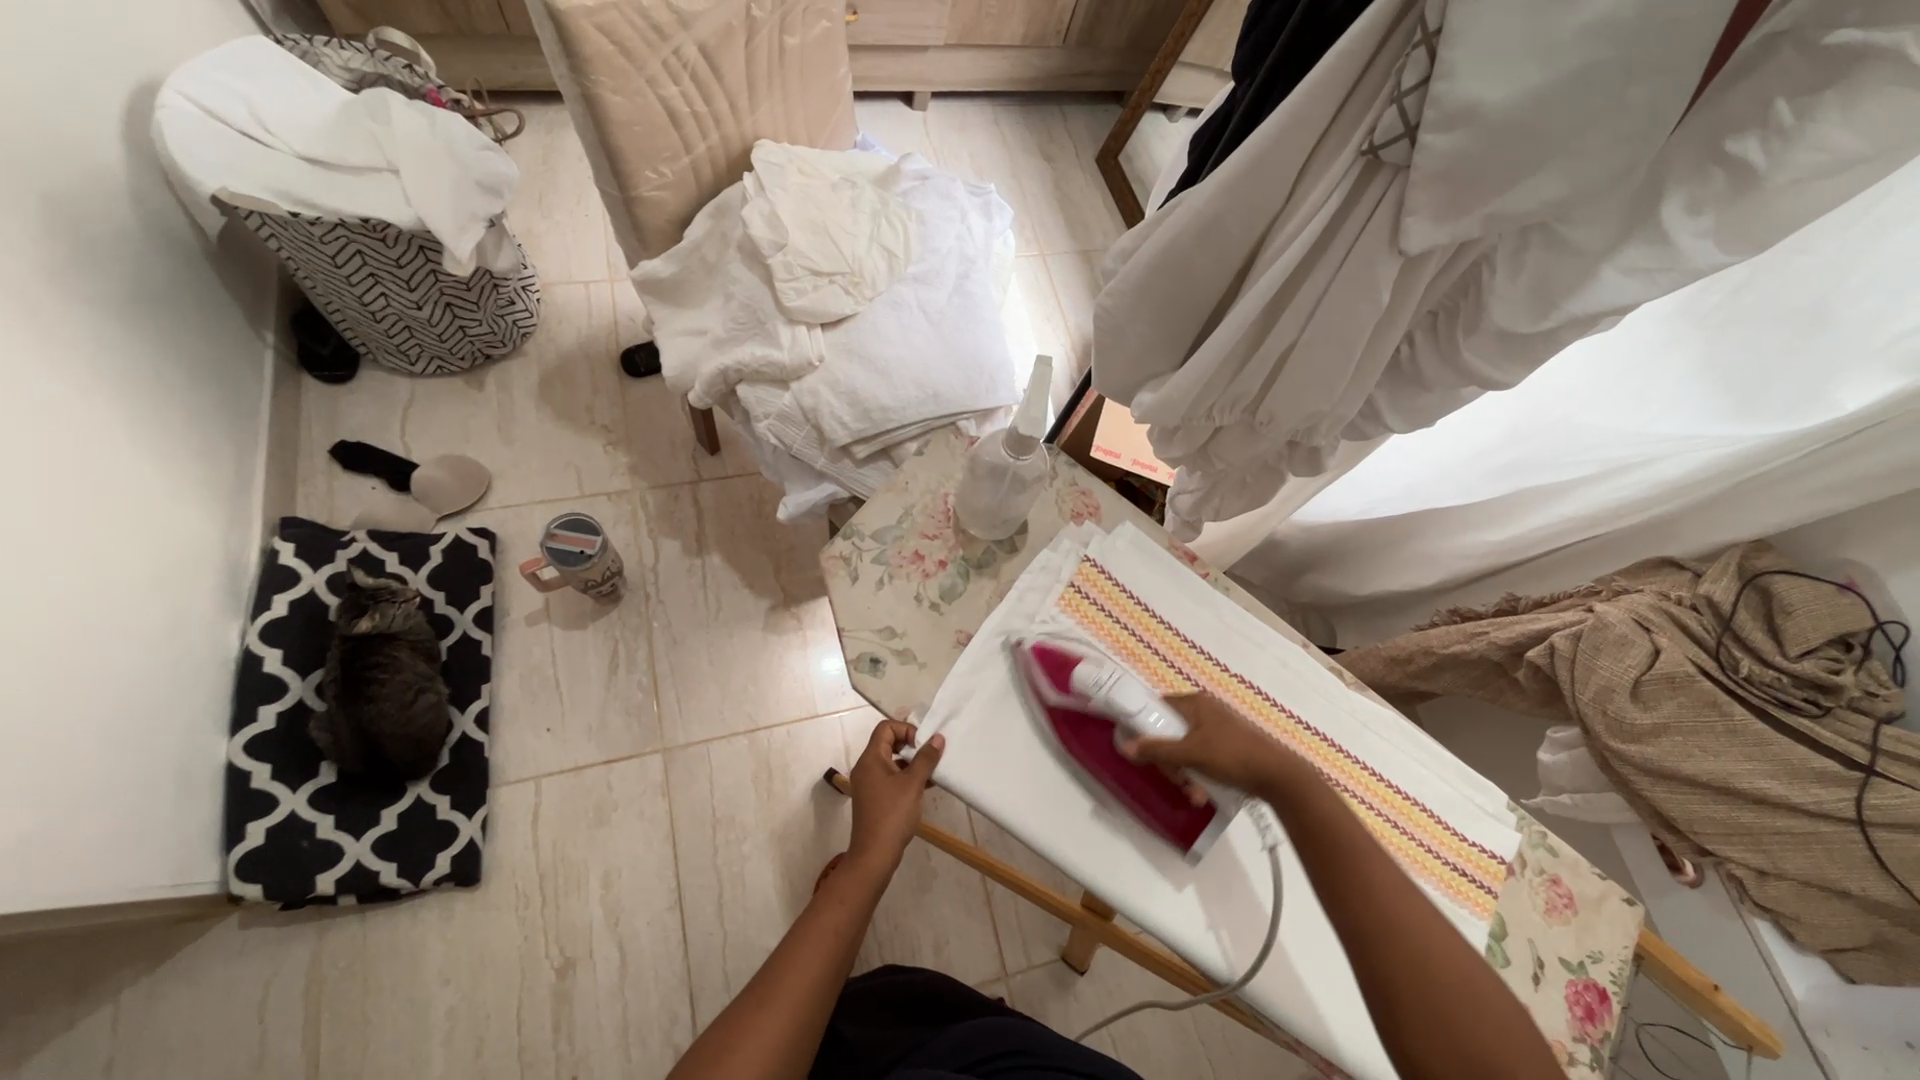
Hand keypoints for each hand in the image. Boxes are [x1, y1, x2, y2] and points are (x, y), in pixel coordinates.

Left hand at [847, 720, 944, 871]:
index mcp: (871, 758)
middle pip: (887, 743)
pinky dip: (906, 777)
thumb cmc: (893, 814)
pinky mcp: (874, 798)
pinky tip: (925, 786)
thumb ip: (926, 759)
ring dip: (911, 763)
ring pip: (890, 762)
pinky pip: (890, 778)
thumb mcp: (913, 784)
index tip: (923, 744)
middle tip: (930, 755)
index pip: (885, 728)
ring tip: (932, 772)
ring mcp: (868, 783)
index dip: (906, 729)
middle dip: (910, 745)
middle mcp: (866, 767)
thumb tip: (937, 738)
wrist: (875, 854)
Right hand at [1122, 692, 1308, 796]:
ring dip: (1185, 773)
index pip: (1157, 706)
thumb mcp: (1190, 754)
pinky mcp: (1227, 746)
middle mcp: (1204, 710)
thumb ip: (1156, 750)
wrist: (1279, 777)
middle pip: (1169, 732)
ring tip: (1194, 793)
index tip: (1139, 748)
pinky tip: (1203, 794)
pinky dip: (1199, 774)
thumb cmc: (1232, 756)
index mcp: (1195, 703)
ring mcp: (1217, 728)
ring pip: (1184, 749)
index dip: (1143, 725)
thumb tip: (1124, 746)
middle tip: (1176, 779)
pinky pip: (1200, 757)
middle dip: (1170, 761)